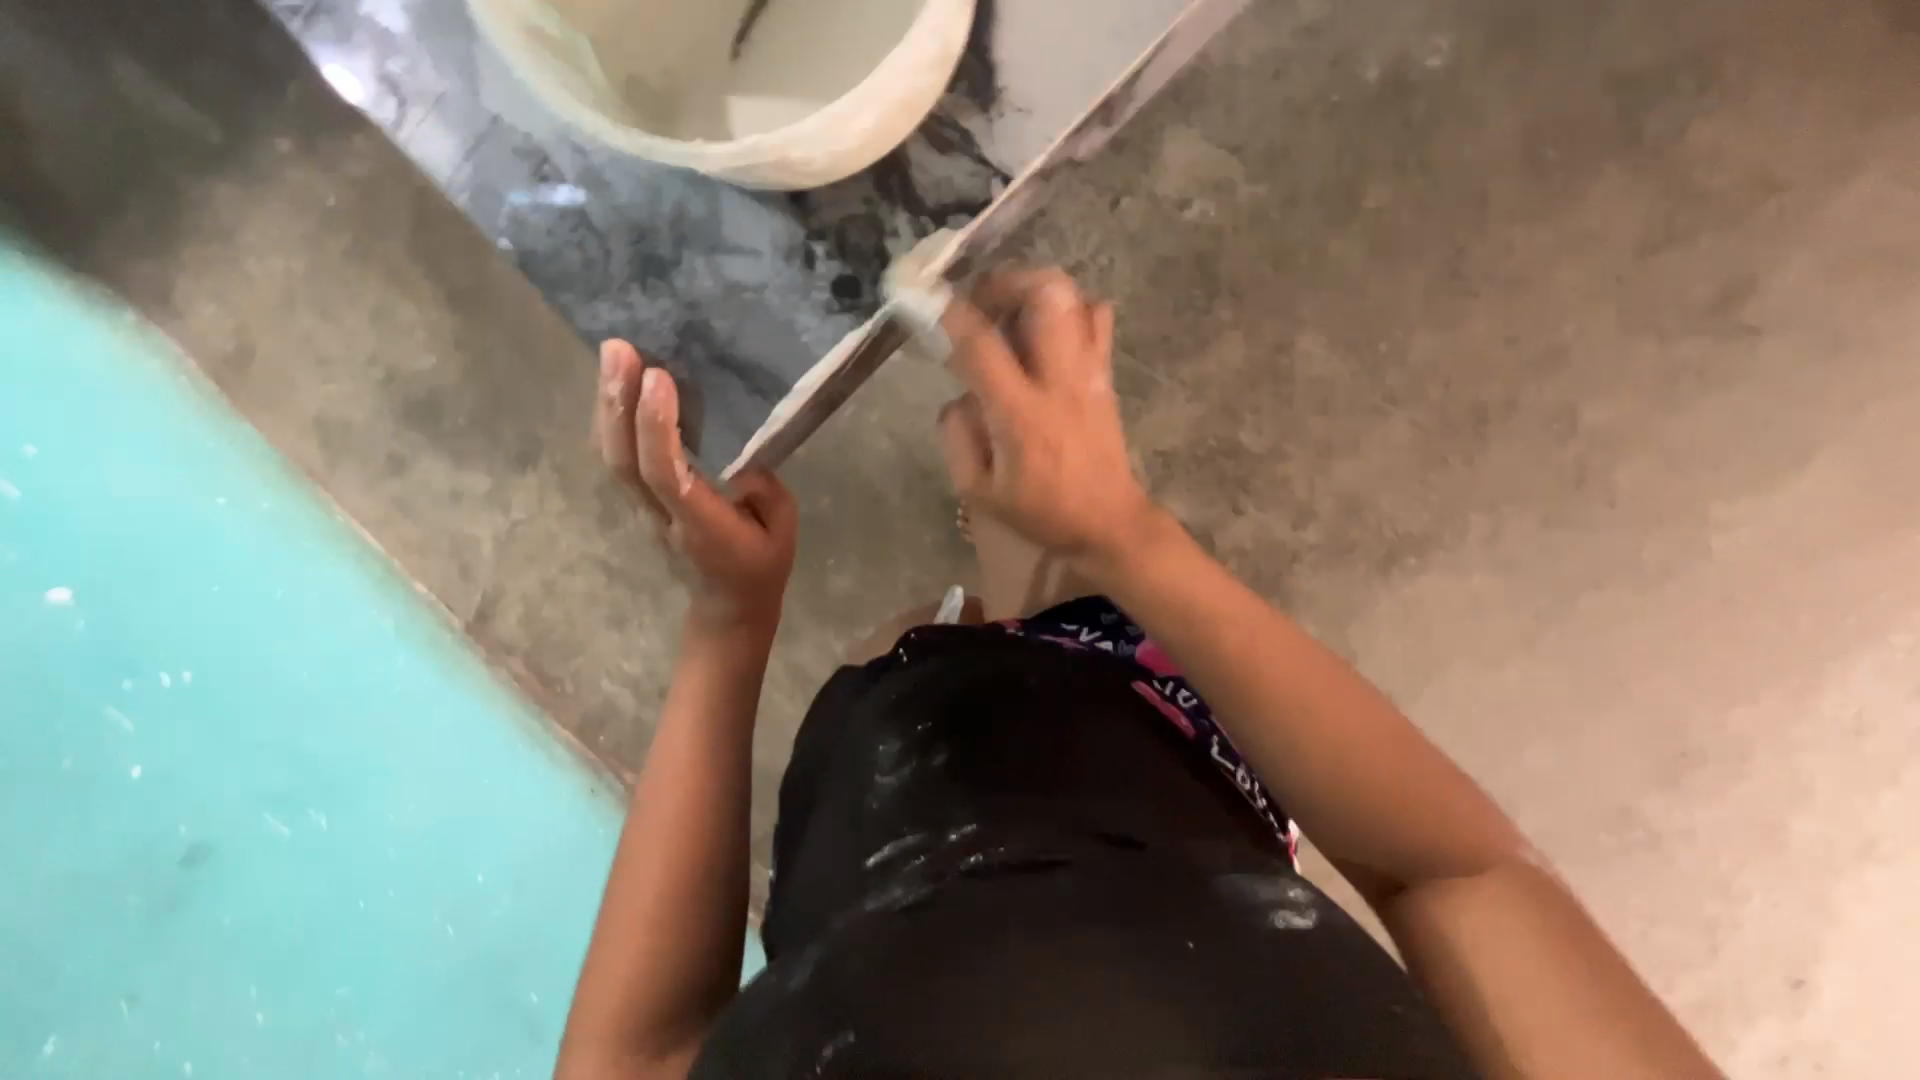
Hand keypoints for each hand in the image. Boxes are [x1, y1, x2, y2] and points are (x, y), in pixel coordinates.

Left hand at [595, 339, 797, 635]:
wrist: (728, 608)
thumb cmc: (761, 567)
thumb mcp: (783, 530)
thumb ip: (764, 491)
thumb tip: (739, 457)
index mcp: (701, 524)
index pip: (666, 473)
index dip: (656, 425)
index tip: (659, 376)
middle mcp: (661, 515)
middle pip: (624, 460)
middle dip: (617, 402)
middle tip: (618, 348)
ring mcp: (644, 510)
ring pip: (612, 457)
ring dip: (607, 404)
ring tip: (613, 355)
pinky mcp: (639, 502)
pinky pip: (618, 458)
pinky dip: (612, 418)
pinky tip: (616, 386)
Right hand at [938, 268, 1161, 565]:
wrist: (1108, 523)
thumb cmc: (1041, 512)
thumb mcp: (978, 492)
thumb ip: (957, 436)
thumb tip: (959, 395)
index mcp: (1021, 415)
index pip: (982, 345)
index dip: (950, 314)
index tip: (927, 299)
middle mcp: (1060, 381)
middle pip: (1045, 295)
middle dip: (1004, 282)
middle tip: (978, 303)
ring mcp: (1090, 372)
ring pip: (1073, 297)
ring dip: (1033, 292)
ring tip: (1009, 314)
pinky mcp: (1106, 375)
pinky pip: (1096, 319)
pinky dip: (1068, 310)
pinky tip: (1044, 335)